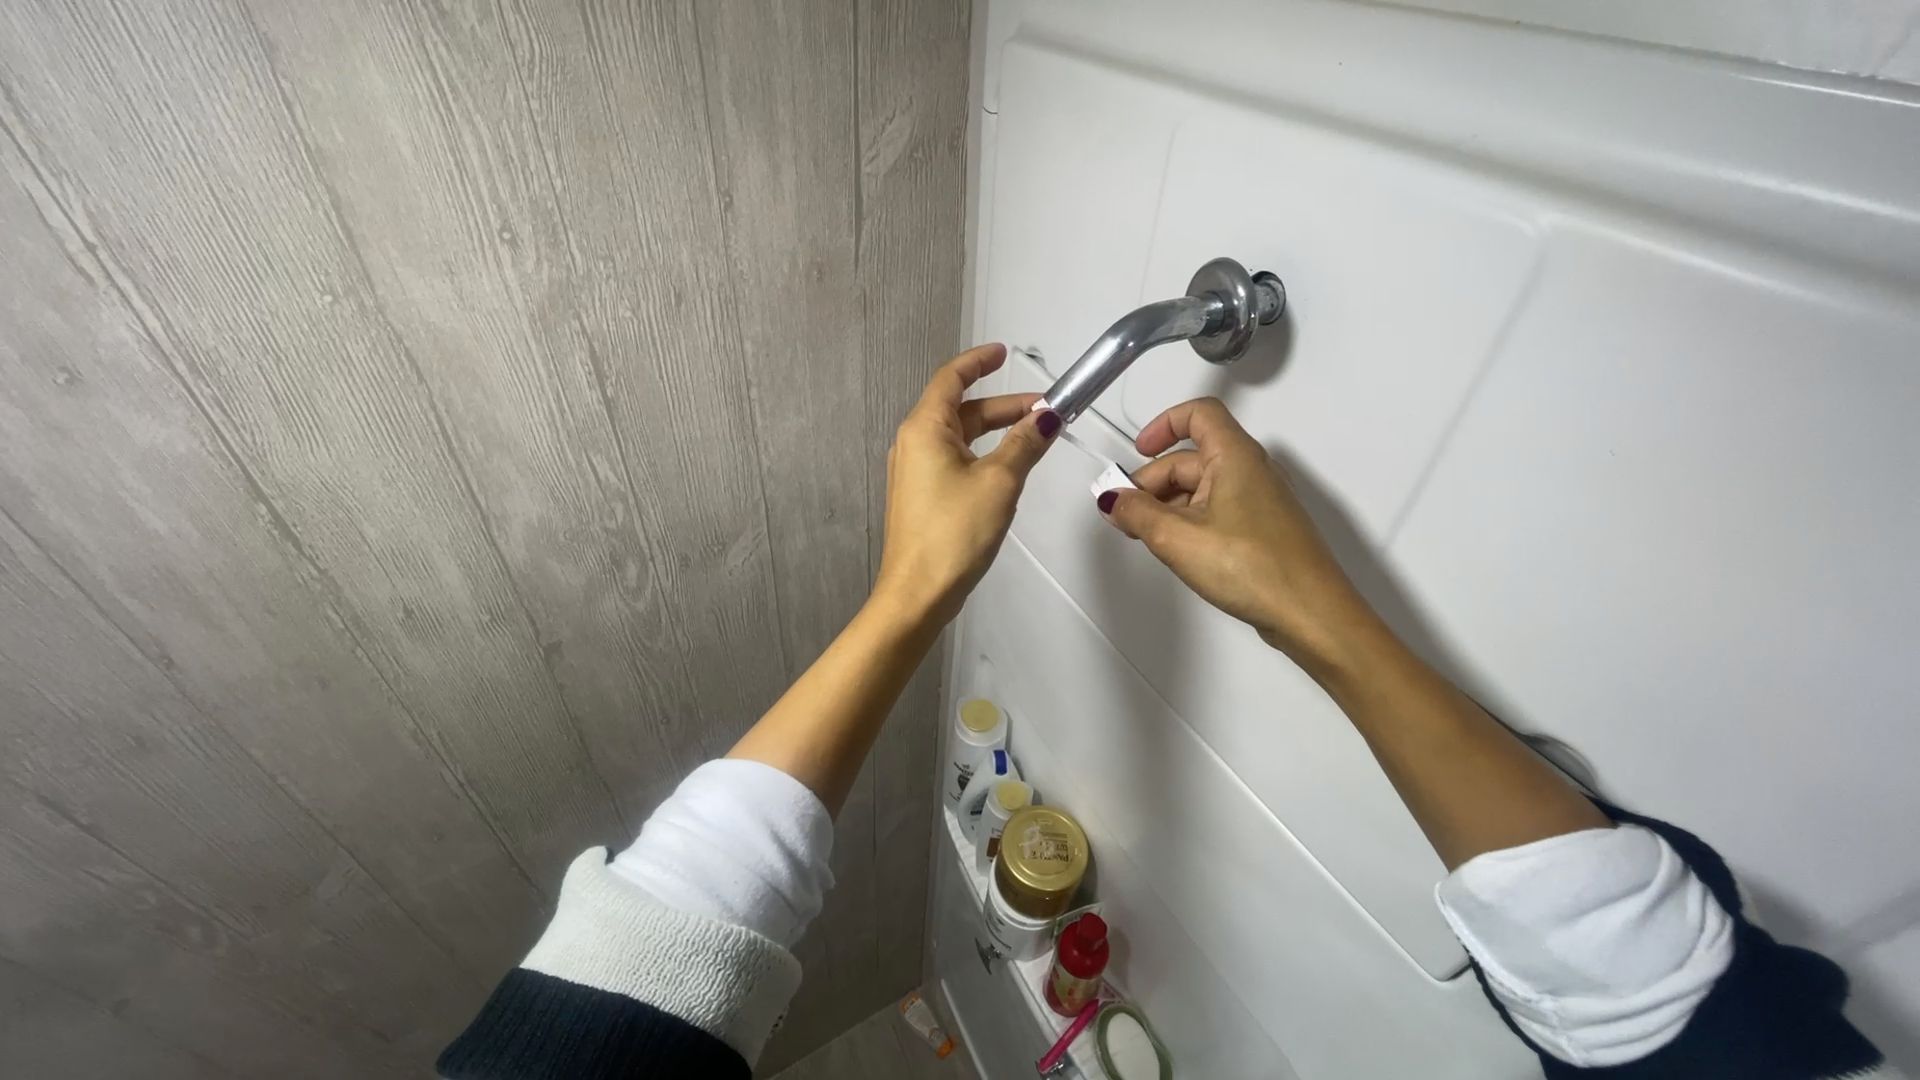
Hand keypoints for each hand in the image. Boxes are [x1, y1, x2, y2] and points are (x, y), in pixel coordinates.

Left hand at [874, 344, 1059, 625]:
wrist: (918, 593)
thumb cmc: (953, 533)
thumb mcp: (999, 482)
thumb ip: (1024, 443)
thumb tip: (1047, 416)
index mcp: (924, 429)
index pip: (951, 378)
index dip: (979, 361)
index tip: (1004, 354)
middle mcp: (914, 444)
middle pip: (960, 409)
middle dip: (1002, 405)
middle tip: (1044, 409)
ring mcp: (915, 472)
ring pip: (959, 438)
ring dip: (994, 432)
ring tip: (1033, 436)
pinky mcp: (922, 497)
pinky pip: (955, 461)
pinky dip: (983, 455)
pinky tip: (1008, 469)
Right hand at [1097, 398, 1375, 669]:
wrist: (1311, 614)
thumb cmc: (1253, 567)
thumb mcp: (1177, 537)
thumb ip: (1137, 514)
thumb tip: (1112, 500)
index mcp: (1235, 456)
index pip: (1198, 414)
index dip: (1163, 425)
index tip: (1137, 452)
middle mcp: (1251, 470)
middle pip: (1191, 458)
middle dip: (1152, 481)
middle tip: (1125, 515)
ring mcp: (1260, 501)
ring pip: (1202, 488)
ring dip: (1167, 505)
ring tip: (1145, 537)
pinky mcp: (1262, 529)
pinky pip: (1217, 510)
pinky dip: (1189, 521)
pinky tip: (1177, 550)